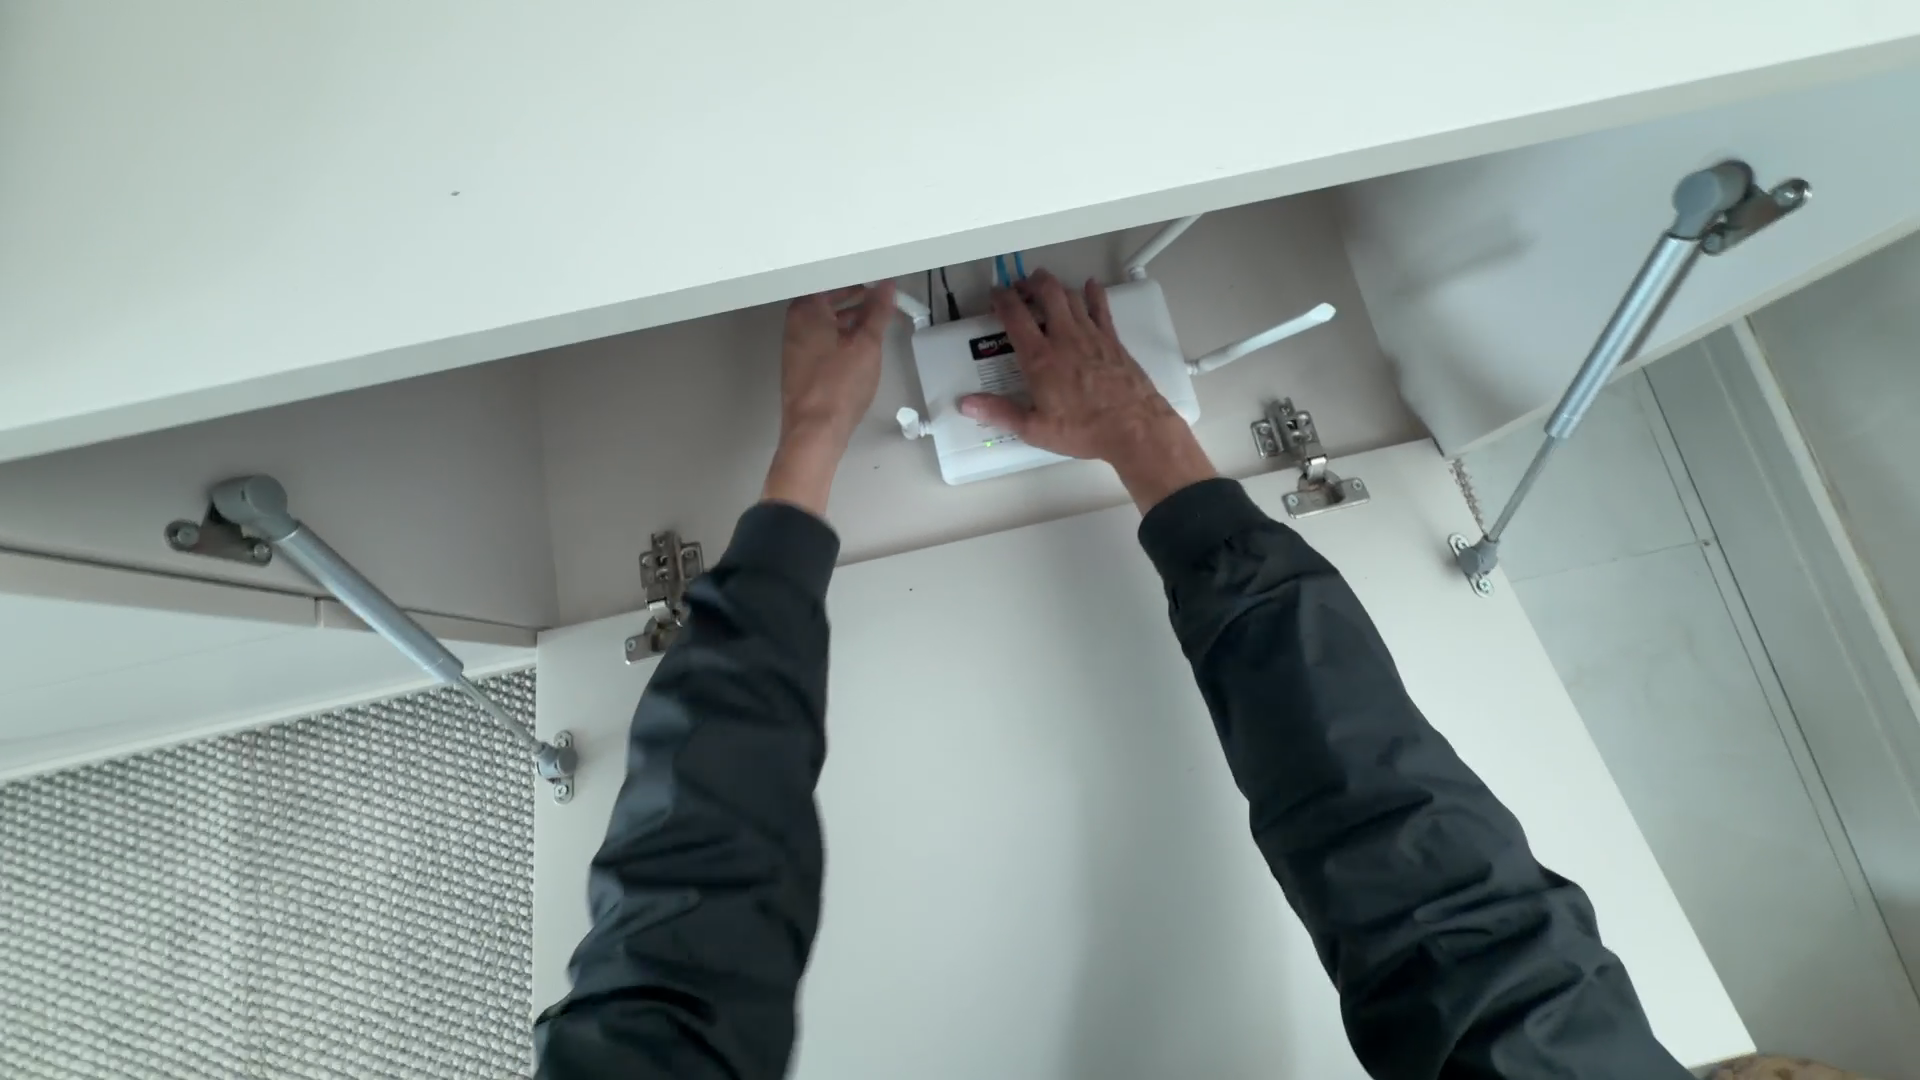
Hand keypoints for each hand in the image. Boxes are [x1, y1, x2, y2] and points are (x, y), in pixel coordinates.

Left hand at [762, 282, 896, 517]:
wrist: (814, 431)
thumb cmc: (838, 386)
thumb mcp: (867, 345)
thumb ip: (877, 314)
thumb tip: (886, 288)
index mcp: (806, 310)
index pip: (831, 280)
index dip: (857, 278)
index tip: (877, 278)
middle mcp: (795, 324)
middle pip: (826, 300)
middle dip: (854, 298)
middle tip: (880, 298)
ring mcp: (795, 346)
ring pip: (825, 321)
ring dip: (848, 319)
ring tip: (876, 322)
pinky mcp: (800, 366)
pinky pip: (822, 340)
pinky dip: (840, 336)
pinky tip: (858, 346)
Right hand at [959, 270, 1214, 510]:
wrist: (1133, 428)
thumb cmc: (1085, 430)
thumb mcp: (1035, 429)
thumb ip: (999, 413)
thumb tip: (968, 405)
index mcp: (1040, 359)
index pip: (1015, 316)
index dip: (1002, 300)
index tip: (996, 295)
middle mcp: (1064, 339)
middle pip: (1046, 294)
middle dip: (1030, 283)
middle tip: (1021, 286)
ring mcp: (1091, 336)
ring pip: (1071, 296)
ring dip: (1055, 286)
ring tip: (1045, 285)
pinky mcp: (1112, 340)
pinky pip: (1100, 308)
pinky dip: (1093, 294)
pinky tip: (1090, 286)